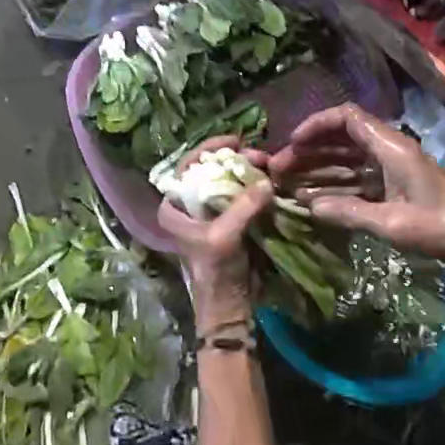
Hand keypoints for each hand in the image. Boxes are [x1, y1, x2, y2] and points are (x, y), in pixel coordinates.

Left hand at [158, 137, 273, 326]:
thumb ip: (242, 208)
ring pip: (227, 182)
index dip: (210, 148)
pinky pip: (241, 196)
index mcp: (174, 207)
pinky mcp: (229, 221)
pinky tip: (269, 180)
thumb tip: (265, 182)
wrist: (229, 305)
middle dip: (235, 160)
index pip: (188, 166)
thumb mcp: (224, 238)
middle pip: (211, 170)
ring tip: (268, 166)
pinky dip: (254, 187)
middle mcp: (189, 206)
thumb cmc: (215, 272)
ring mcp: (210, 213)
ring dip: (248, 172)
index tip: (235, 140)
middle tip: (260, 156)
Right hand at [269, 105, 444, 265]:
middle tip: (279, 169)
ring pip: (345, 160)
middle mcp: (389, 151)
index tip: (292, 141)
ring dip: (317, 169)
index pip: (348, 118)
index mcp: (392, 148)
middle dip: (308, 151)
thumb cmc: (440, 228)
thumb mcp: (392, 224)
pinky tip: (311, 199)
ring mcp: (391, 169)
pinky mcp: (392, 187)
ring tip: (287, 184)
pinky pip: (355, 179)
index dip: (317, 124)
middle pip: (340, 139)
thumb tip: (310, 206)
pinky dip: (333, 186)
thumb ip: (349, 213)